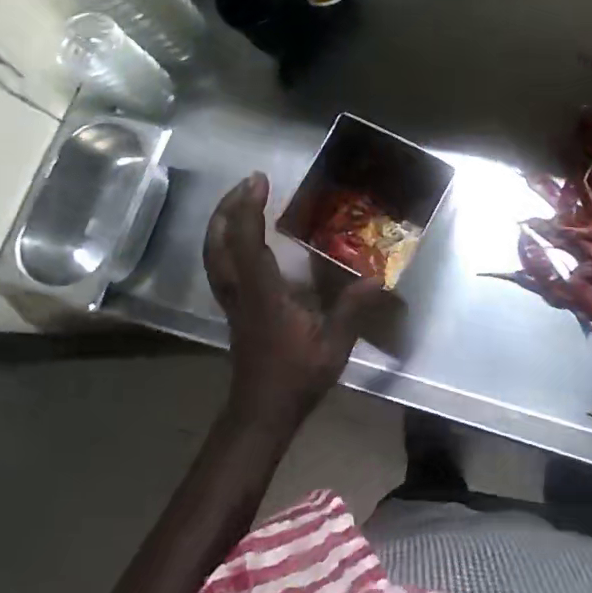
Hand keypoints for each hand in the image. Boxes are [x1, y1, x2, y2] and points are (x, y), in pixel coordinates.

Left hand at [203, 173, 380, 435]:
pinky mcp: (232, 309)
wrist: (261, 412)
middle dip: (228, 207)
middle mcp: (240, 290)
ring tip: (239, 202)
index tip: (259, 180)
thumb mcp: (333, 346)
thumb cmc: (295, 378)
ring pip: (213, 254)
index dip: (248, 207)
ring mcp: (232, 300)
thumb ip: (352, 310)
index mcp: (262, 293)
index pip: (246, 241)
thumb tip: (378, 278)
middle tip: (248, 183)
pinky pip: (219, 266)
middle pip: (219, 242)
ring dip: (221, 223)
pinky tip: (240, 240)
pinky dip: (224, 243)